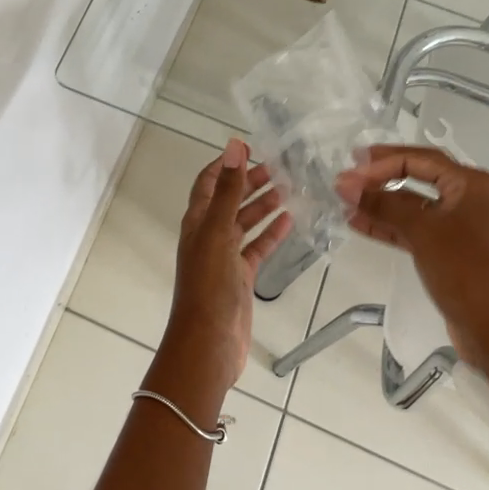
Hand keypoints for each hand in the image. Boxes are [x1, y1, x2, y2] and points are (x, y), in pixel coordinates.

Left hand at [164, 138, 294, 396]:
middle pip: (230, 200)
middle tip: (280, 166)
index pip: (209, 182)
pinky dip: (272, 233)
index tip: (251, 147)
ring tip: (289, 187)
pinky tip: (290, 220)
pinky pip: (257, 247)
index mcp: (197, 220)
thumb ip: (229, 189)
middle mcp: (209, 234)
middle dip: (251, 181)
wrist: (208, 344)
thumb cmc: (209, 284)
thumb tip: (234, 145)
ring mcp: (225, 257)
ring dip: (264, 205)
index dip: (227, 164)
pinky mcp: (241, 277)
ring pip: (245, 222)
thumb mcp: (218, 231)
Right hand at [334, 146, 488, 366]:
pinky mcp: (452, 252)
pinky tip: (360, 224)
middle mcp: (468, 198)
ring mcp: (461, 226)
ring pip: (413, 206)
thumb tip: (345, 185)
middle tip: (347, 179)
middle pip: (417, 178)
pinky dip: (390, 226)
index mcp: (470, 184)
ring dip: (381, 205)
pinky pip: (416, 229)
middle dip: (380, 179)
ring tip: (346, 204)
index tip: (350, 169)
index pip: (419, 159)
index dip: (382, 162)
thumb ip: (383, 204)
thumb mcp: (423, 231)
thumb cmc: (466, 271)